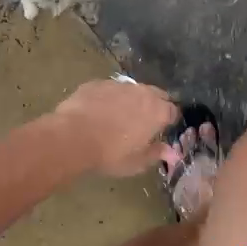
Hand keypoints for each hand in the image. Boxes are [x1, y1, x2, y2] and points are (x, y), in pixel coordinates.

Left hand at [49, 79, 177, 177]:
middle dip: (154, 106)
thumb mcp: (136, 162)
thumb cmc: (109, 154)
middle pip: (157, 95)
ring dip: (131, 101)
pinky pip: (109, 90)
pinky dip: (109, 99)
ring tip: (118, 117)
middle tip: (142, 123)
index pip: (174, 111)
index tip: (161, 131)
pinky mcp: (98, 83)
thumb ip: (157, 154)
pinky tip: (97, 112)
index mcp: (158, 112)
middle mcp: (143, 93)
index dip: (169, 121)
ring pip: (133, 90)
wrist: (72, 137)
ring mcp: (120, 85)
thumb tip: (174, 153)